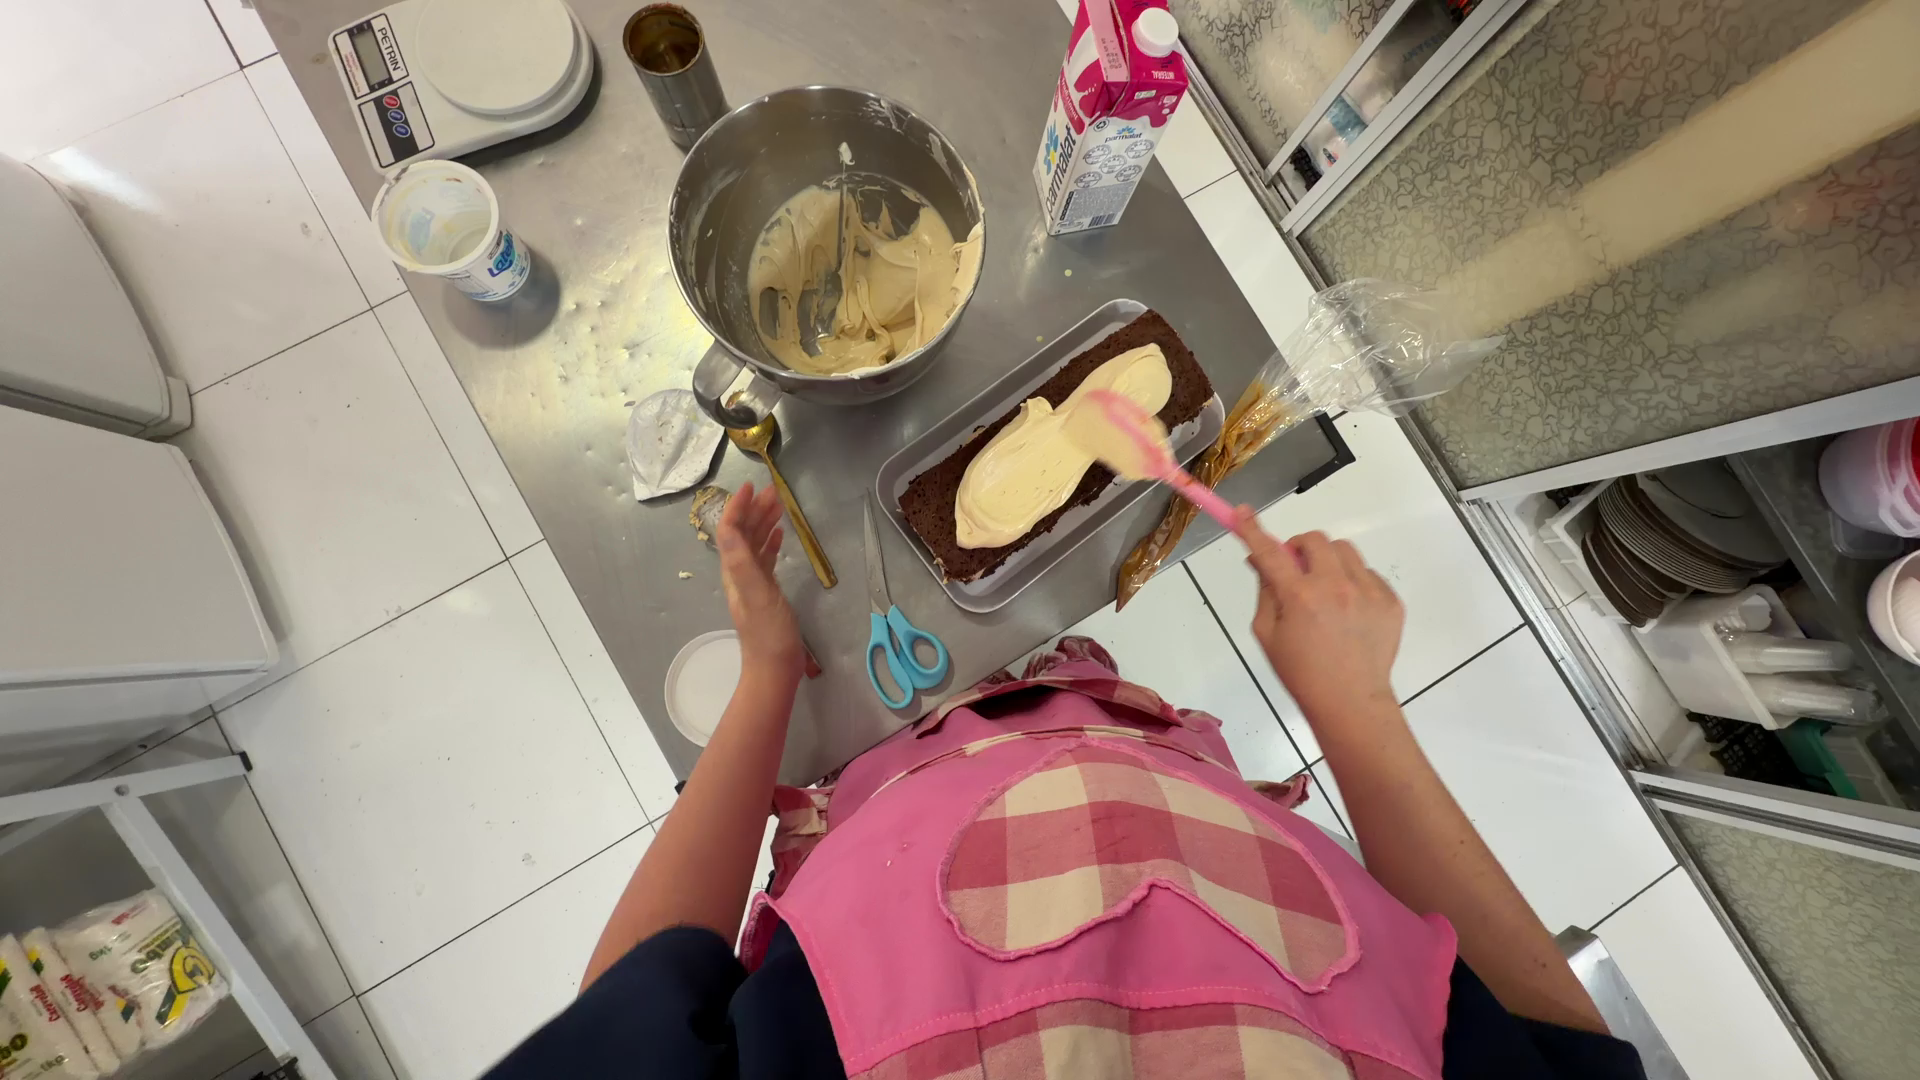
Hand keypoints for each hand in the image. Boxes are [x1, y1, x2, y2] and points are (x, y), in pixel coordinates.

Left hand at [717, 482, 803, 681]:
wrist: (775, 668)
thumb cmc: (769, 633)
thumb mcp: (757, 594)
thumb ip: (742, 561)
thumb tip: (728, 526)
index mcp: (735, 571)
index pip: (731, 530)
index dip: (738, 507)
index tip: (752, 486)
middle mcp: (740, 574)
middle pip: (743, 534)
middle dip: (754, 509)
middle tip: (773, 490)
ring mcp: (753, 583)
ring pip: (755, 544)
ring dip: (764, 522)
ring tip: (779, 504)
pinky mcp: (767, 592)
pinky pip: (766, 560)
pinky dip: (772, 543)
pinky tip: (780, 535)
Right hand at [1232, 507, 1403, 720]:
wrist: (1350, 702)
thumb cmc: (1299, 671)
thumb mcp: (1267, 633)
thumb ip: (1265, 591)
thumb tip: (1262, 560)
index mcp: (1299, 597)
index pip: (1270, 551)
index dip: (1252, 529)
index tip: (1242, 512)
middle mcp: (1335, 587)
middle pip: (1315, 540)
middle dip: (1299, 548)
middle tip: (1294, 569)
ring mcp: (1368, 592)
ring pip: (1344, 551)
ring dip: (1327, 561)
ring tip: (1325, 592)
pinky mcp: (1390, 601)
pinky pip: (1367, 574)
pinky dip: (1352, 582)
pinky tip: (1348, 612)